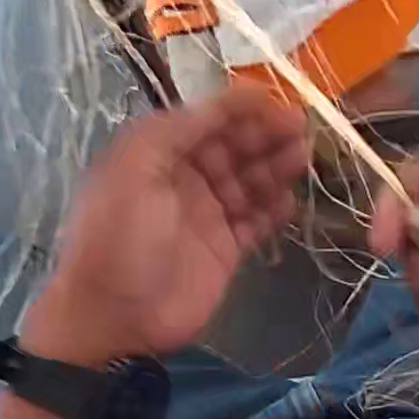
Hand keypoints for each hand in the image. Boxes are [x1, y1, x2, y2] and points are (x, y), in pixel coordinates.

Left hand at [21, 86, 309, 365]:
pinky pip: (256, 223)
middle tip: (301, 132)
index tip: (280, 104)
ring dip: (276, 169)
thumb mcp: (135, 169)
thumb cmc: (120, 237)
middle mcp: (186, 179)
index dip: (243, 109)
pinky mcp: (226, 251)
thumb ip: (176, 131)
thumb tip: (219, 108)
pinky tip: (290, 203)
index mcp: (159, 153)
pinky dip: (274, 212)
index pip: (208, 120)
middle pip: (234, 148)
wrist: (116, 314)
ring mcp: (208, 217)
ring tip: (302, 161)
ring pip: (250, 183)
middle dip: (266, 136)